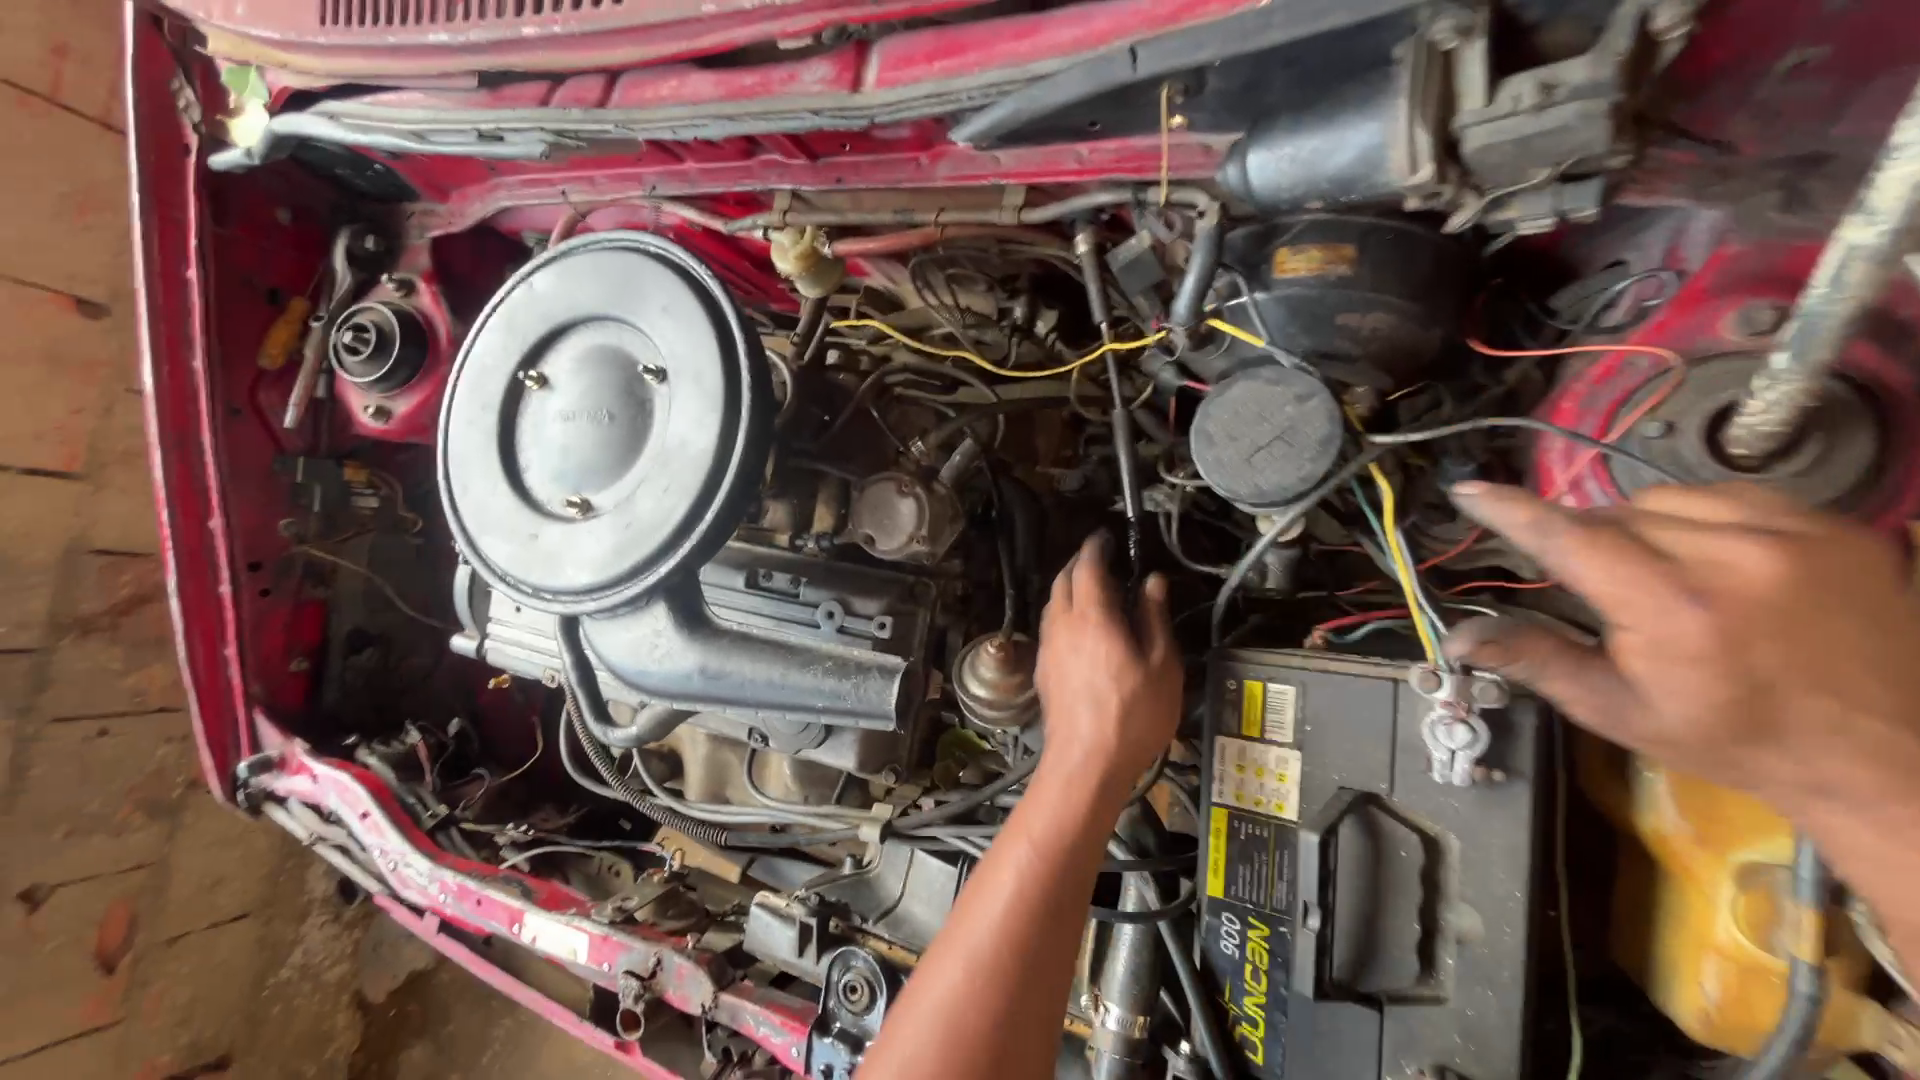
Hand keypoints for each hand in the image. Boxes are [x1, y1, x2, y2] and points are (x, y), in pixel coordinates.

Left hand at [1034, 533, 1181, 796]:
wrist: (1086, 763)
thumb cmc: (1132, 715)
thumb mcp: (1162, 665)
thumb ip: (1154, 618)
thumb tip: (1152, 582)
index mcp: (1092, 616)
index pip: (1087, 566)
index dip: (1096, 547)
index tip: (1106, 537)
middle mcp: (1062, 625)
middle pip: (1063, 581)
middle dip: (1080, 564)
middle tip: (1101, 560)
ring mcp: (1048, 648)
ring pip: (1052, 604)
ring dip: (1069, 588)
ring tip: (1093, 591)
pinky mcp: (1043, 670)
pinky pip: (1051, 627)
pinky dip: (1064, 613)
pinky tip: (1082, 628)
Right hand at [1443, 481, 1919, 815]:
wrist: (1884, 755)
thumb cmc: (1729, 737)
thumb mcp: (1616, 709)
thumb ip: (1535, 660)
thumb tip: (1458, 636)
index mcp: (1672, 608)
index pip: (1571, 537)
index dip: (1512, 510)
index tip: (1469, 491)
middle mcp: (1733, 557)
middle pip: (1615, 515)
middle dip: (1586, 538)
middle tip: (1590, 581)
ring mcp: (1794, 535)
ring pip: (1668, 498)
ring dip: (1639, 523)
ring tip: (1653, 568)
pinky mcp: (1837, 527)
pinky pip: (1732, 495)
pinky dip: (1700, 516)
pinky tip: (1708, 554)